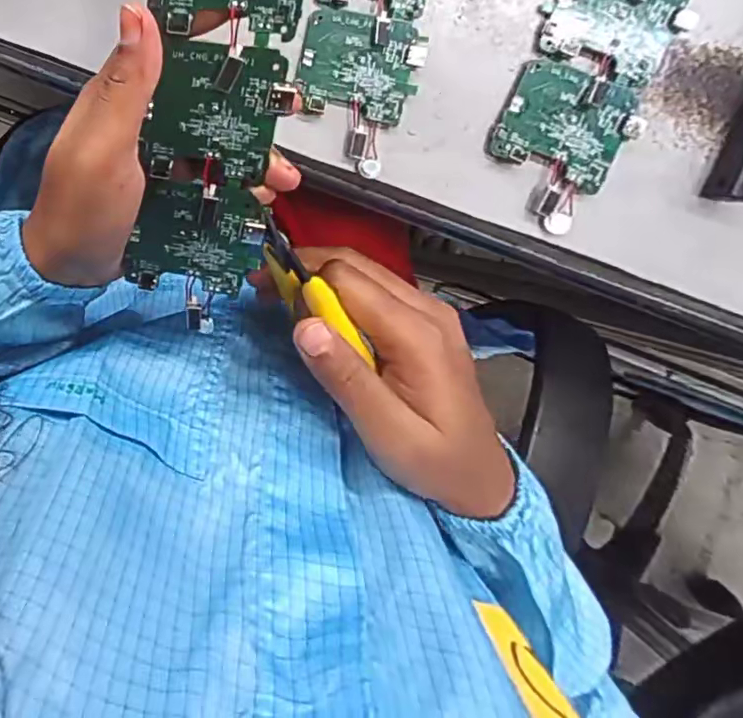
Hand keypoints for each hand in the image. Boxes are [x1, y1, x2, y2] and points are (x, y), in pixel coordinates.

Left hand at [22, 3, 301, 285]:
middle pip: (198, 92)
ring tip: (273, 171)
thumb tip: (135, 15)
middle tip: (277, 105)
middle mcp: (137, 119)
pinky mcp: (165, 183)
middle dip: (242, 99)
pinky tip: (252, 192)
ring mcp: (153, 153)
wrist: (71, 272)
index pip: (160, 44)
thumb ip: (124, 86)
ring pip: (211, 134)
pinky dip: (234, 178)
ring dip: (247, 148)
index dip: (199, 24)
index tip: (242, 11)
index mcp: (116, 98)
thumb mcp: (101, 147)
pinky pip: (208, 170)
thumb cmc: (74, 212)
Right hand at [289, 248, 516, 518]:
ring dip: (315, 275)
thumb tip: (305, 328)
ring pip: (360, 269)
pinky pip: (370, 285)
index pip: (345, 278)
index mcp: (418, 334)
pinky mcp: (421, 318)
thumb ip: (346, 379)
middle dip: (300, 268)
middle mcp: (426, 310)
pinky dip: (334, 288)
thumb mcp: (387, 432)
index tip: (266, 296)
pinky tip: (313, 308)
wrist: (481, 480)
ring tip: (278, 295)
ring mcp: (427, 310)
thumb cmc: (435, 462)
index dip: (301, 280)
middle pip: (351, 263)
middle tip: (261, 287)